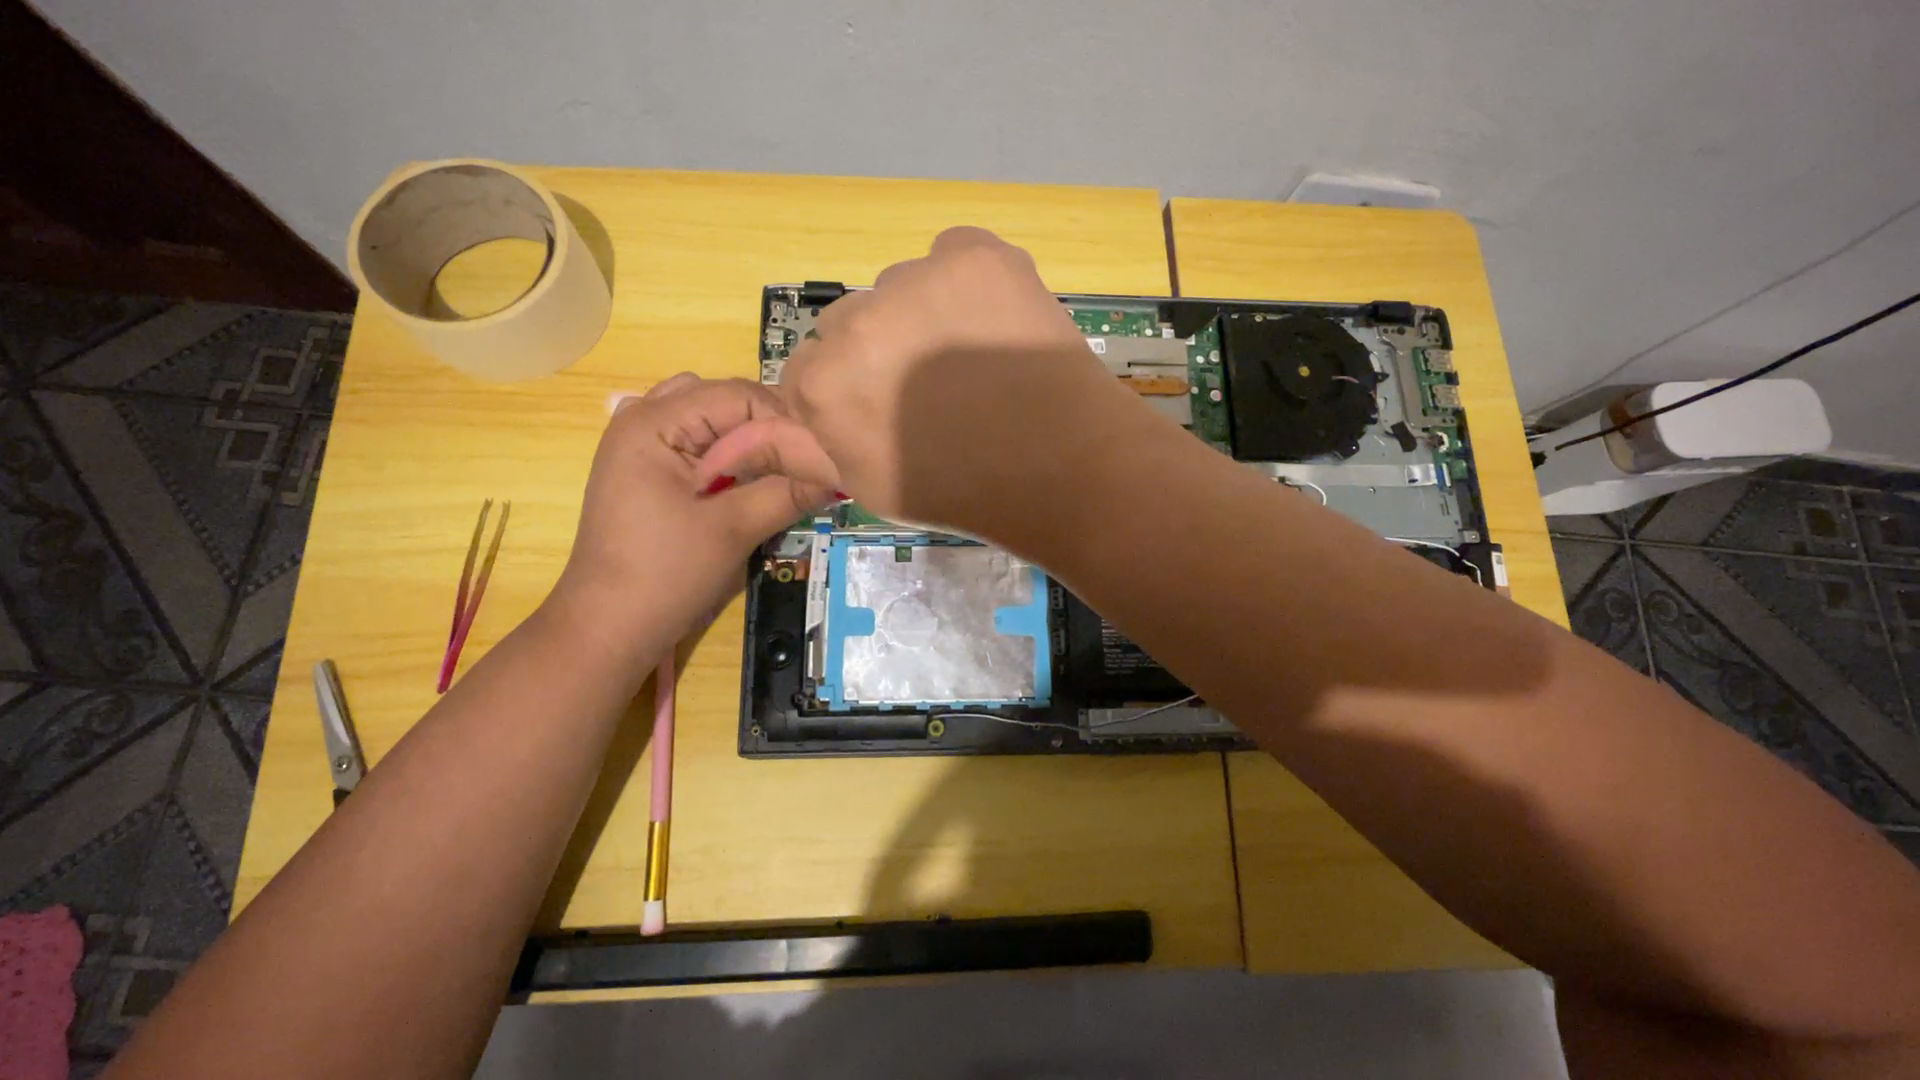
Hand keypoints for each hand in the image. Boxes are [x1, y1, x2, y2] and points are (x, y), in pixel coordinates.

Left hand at [546, 375, 832, 655]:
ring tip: (771, 473)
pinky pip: (691, 441)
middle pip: (723, 400)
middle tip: (799, 467)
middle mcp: (640, 418)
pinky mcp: (642, 470)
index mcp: (654, 423)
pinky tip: (737, 481)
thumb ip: (787, 491)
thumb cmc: (666, 574)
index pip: (739, 395)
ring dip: (744, 439)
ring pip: (708, 418)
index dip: (785, 423)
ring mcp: (636, 444)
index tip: (817, 461)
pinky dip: (721, 452)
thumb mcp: (733, 529)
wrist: (608, 627)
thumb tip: (839, 471)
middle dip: (767, 428)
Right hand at [692, 227, 1144, 534]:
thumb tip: (738, 439)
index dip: (848, 396)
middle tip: (932, 391)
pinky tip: (990, 321)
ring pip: (900, 288)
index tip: (885, 415)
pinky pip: (951, 253)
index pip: (808, 371)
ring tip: (971, 360)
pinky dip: (964, 280)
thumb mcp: (869, 485)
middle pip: (849, 324)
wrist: (1062, 466)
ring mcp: (919, 278)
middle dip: (877, 354)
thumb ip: (805, 449)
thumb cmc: (960, 490)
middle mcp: (856, 320)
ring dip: (920, 315)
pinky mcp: (976, 254)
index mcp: (822, 382)